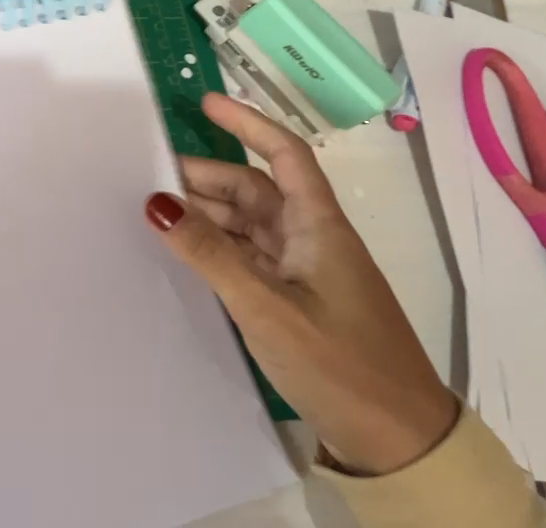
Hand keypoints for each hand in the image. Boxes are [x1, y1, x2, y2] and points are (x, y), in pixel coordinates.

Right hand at [144, 93, 456, 475]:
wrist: (397, 443)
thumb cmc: (340, 365)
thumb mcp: (265, 306)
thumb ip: (209, 252)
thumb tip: (155, 200)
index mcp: (318, 227)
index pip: (285, 156)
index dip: (248, 124)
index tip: (204, 103)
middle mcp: (311, 238)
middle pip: (255, 189)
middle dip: (205, 176)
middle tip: (147, 176)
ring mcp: (303, 270)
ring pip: (247, 223)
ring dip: (205, 212)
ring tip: (154, 212)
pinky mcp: (294, 299)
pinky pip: (246, 255)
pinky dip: (214, 246)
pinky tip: (183, 251)